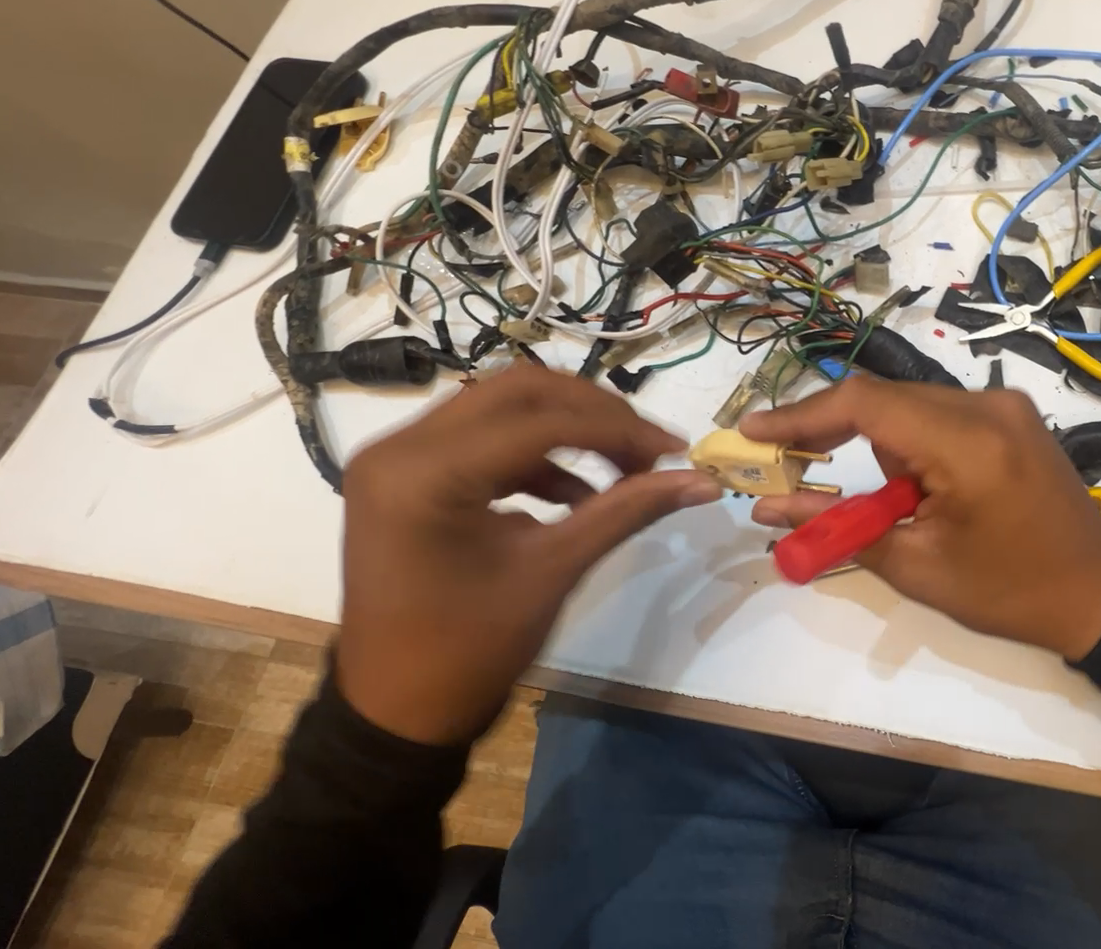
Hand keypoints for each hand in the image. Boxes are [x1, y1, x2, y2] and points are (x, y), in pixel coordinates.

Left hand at [336, 365, 722, 744]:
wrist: (397, 709)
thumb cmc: (471, 649)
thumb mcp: (556, 570)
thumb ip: (629, 511)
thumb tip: (703, 481)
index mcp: (426, 473)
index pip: (541, 421)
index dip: (619, 430)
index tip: (675, 450)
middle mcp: (401, 446)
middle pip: (520, 391)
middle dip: (596, 413)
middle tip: (648, 448)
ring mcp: (399, 456)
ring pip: (503, 406)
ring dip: (570, 428)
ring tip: (623, 470)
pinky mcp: (409, 473)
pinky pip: (486, 437)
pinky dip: (540, 453)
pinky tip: (578, 492)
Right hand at [740, 376, 1100, 660]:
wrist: (1098, 595)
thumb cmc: (1008, 592)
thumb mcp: (915, 565)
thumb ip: (838, 525)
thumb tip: (769, 505)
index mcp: (969, 442)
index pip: (865, 403)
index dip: (800, 415)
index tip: (751, 432)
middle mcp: (988, 404)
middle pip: (884, 398)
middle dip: (833, 432)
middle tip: (787, 466)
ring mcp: (1006, 404)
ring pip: (911, 405)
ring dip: (881, 445)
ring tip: (896, 504)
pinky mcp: (1013, 415)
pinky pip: (940, 413)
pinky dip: (912, 443)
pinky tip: (920, 487)